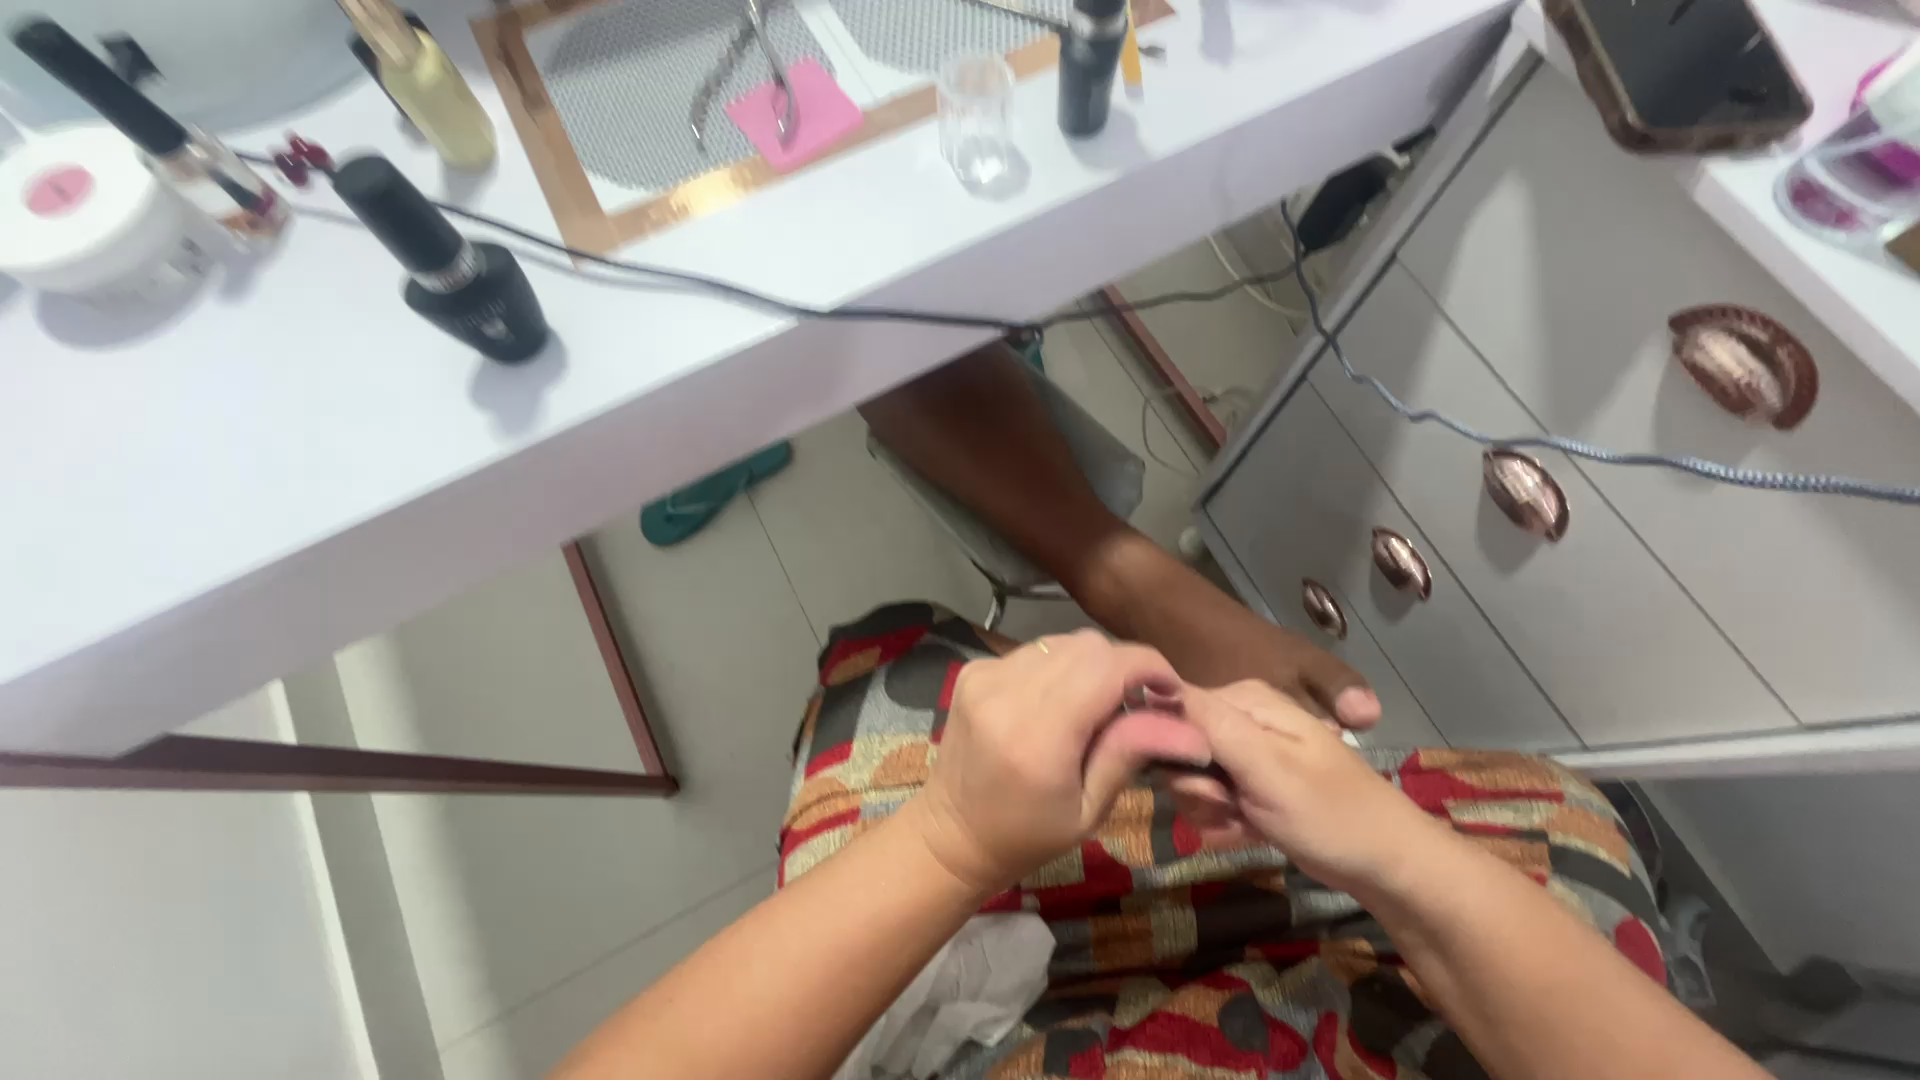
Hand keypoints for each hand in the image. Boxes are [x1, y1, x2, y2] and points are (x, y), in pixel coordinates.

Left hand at [905, 630, 1212, 894]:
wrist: (951, 833)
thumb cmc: (1026, 835)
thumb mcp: (1088, 809)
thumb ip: (1130, 753)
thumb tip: (1190, 727)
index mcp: (1037, 735)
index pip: (1107, 667)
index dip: (1149, 667)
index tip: (1170, 692)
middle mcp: (1006, 692)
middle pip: (1087, 646)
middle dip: (1123, 667)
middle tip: (1137, 704)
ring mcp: (984, 675)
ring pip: (1061, 642)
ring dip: (1091, 665)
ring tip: (1096, 706)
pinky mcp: (972, 670)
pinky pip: (1034, 651)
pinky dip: (1057, 668)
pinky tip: (1057, 703)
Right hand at [1169, 680, 1449, 895]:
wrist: (1387, 865)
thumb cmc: (1330, 813)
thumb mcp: (1266, 764)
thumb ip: (1209, 723)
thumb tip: (1149, 687)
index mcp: (1244, 699)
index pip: (1171, 707)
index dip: (1171, 746)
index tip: (1203, 778)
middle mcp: (1238, 718)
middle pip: (1176, 747)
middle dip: (1194, 785)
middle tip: (1230, 804)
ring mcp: (1242, 753)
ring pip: (1187, 779)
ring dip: (1208, 809)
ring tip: (1243, 820)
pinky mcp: (1246, 785)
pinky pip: (1207, 800)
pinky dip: (1221, 821)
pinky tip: (1248, 830)